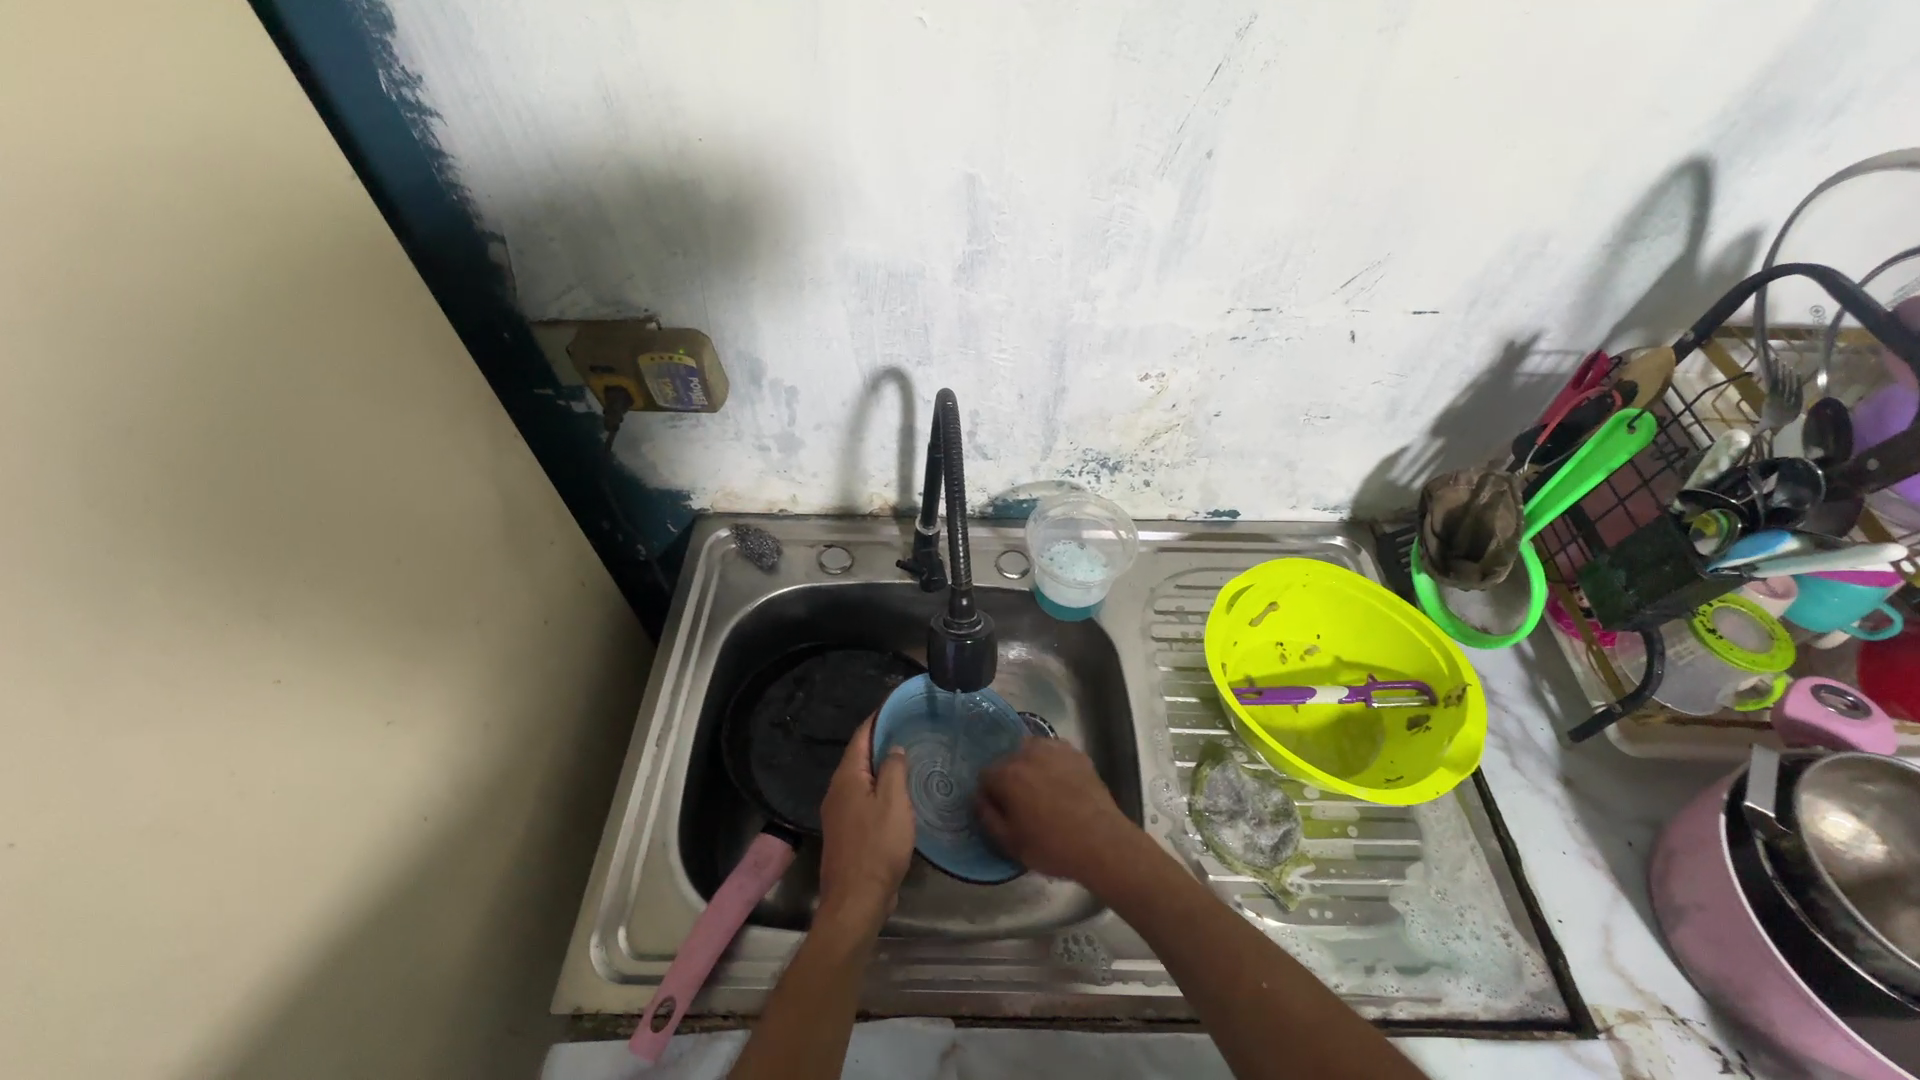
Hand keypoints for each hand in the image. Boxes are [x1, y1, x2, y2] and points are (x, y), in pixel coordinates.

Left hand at [816, 714, 915, 929]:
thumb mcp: (894, 803)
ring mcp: (839, 813)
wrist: (856, 899)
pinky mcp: (846, 832)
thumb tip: (894, 748)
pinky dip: (880, 789)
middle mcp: (837, 791)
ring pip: (862, 780)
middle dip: (881, 741)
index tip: (896, 706)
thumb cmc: (877, 847)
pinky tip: (899, 795)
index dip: (878, 719)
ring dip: (882, 768)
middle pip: (859, 757)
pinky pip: (864, 799)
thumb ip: (894, 770)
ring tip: (909, 758)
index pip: (861, 736)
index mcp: (847, 778)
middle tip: (910, 730)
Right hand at [976, 737, 1140, 884]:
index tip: (1002, 811)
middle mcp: (1028, 754)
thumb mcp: (1010, 843)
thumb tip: (979, 799)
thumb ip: (987, 817)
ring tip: (1043, 790)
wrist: (1102, 843)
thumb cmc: (1052, 846)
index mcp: (1007, 775)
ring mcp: (1055, 749)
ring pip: (1031, 751)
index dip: (991, 794)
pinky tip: (1061, 783)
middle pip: (1008, 760)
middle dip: (1010, 778)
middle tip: (1023, 803)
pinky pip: (1054, 752)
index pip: (985, 776)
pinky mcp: (1077, 753)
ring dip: (1030, 766)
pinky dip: (1052, 763)